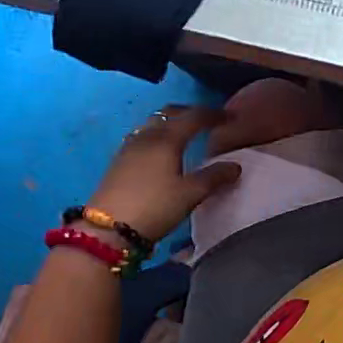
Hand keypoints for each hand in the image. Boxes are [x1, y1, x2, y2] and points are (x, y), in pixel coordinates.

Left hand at [86, 106, 241, 239]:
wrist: (107, 229)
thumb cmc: (154, 207)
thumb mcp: (190, 194)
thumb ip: (214, 177)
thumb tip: (235, 166)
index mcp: (166, 139)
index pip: (194, 117)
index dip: (214, 114)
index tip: (231, 117)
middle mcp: (146, 136)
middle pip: (169, 113)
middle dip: (190, 113)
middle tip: (208, 121)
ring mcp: (129, 147)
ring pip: (153, 123)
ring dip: (172, 123)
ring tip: (187, 135)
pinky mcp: (119, 161)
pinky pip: (143, 136)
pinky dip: (159, 135)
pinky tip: (164, 152)